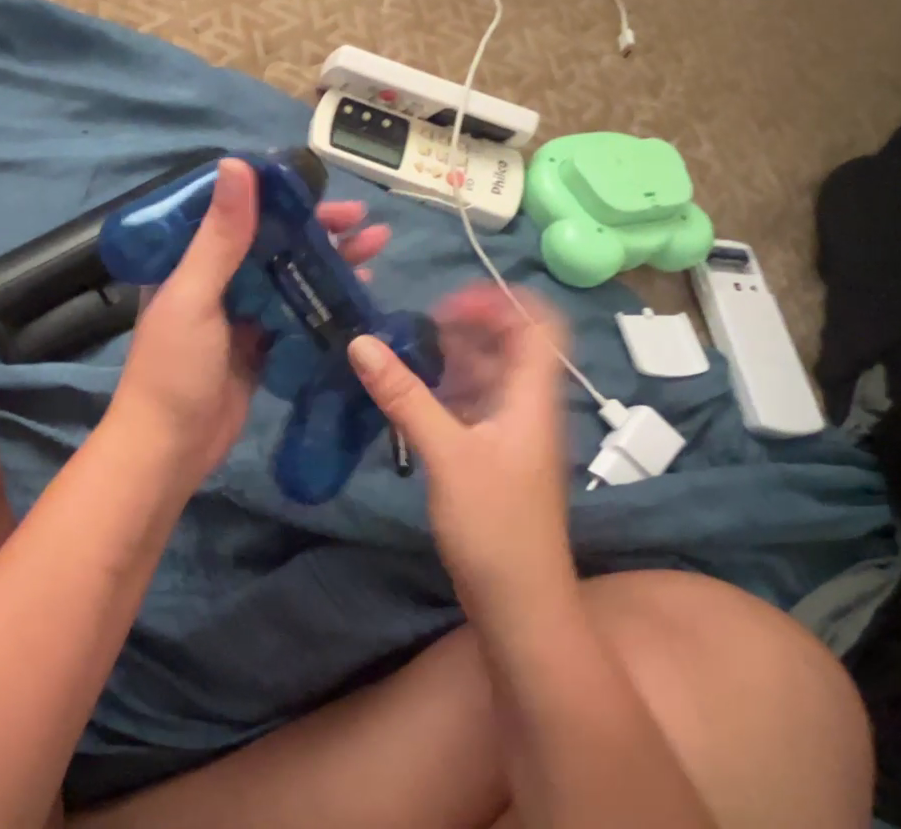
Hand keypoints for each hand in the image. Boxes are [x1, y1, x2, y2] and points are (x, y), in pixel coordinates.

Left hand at [111, 159, 390, 489]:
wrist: (169, 448)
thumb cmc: (173, 369)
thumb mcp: (194, 295)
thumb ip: (220, 236)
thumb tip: (238, 164)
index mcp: (187, 260)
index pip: (233, 211)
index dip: (274, 193)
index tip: (316, 184)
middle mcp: (213, 280)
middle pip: (270, 242)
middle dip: (316, 228)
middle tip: (362, 220)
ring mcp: (238, 315)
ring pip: (288, 276)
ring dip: (327, 261)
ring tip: (376, 247)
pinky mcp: (259, 346)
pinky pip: (296, 314)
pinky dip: (324, 301)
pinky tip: (358, 291)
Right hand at [346, 284, 572, 597]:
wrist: (519, 601)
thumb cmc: (494, 524)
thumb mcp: (447, 455)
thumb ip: (405, 397)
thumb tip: (361, 342)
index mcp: (532, 396)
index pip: (540, 325)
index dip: (502, 301)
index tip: (448, 300)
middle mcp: (526, 406)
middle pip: (508, 346)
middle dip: (464, 327)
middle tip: (411, 326)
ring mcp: (510, 433)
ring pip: (486, 376)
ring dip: (449, 358)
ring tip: (401, 354)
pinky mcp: (491, 458)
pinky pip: (470, 406)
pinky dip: (442, 391)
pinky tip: (407, 395)